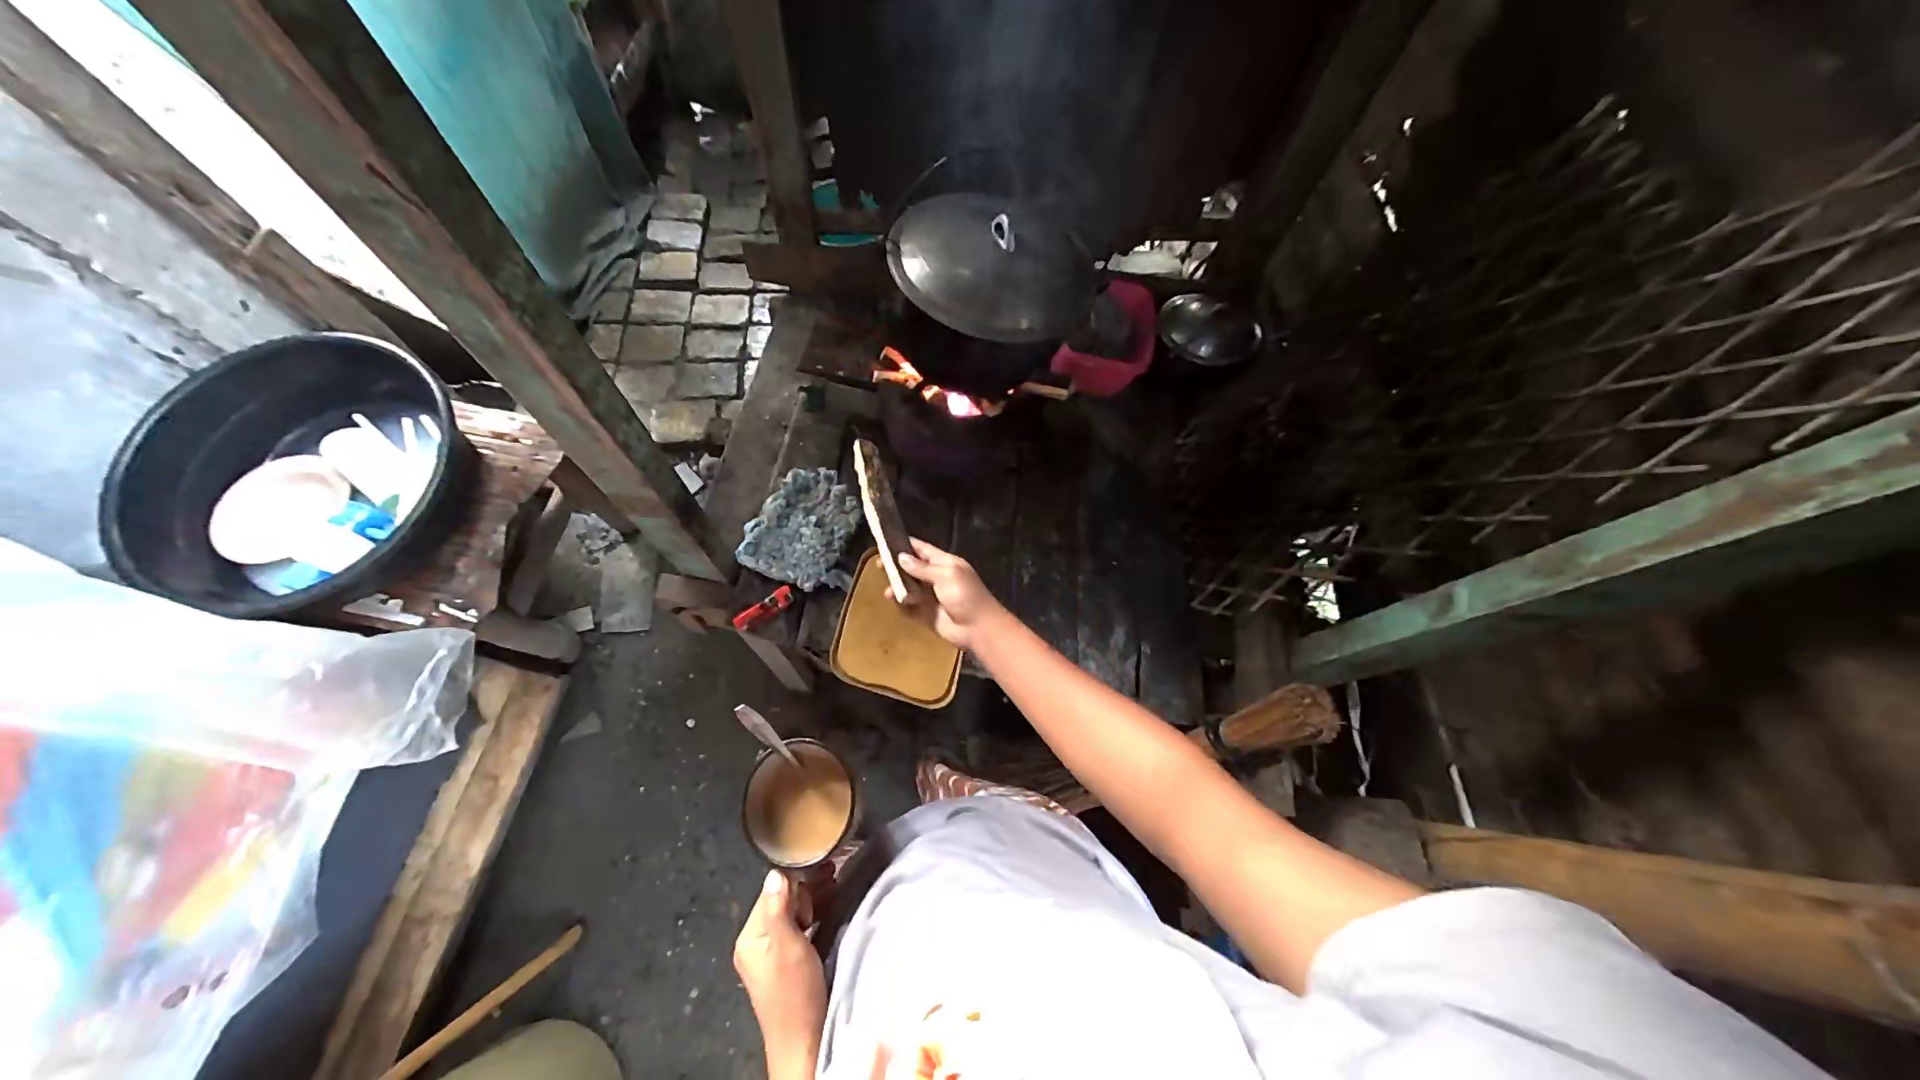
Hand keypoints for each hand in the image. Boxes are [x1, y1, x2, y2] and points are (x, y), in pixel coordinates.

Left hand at [734, 870, 826, 1079]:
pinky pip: (800, 929)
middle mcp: (756, 943)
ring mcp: (771, 955)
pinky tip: (831, 909)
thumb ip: (779, 909)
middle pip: (782, 901)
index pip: (771, 892)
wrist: (804, 1045)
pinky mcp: (787, 964)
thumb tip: (775, 872)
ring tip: (836, 884)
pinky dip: (814, 917)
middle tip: (834, 874)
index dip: (796, 879)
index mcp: (750, 937)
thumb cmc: (796, 996)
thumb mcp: (788, 947)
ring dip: (813, 900)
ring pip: (793, 914)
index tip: (823, 866)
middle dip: (808, 888)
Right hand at [896, 538, 1006, 649]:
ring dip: (898, 587)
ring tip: (889, 592)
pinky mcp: (927, 613)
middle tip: (880, 567)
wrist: (978, 628)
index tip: (885, 543)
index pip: (922, 550)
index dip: (905, 545)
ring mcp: (932, 596)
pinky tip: (895, 603)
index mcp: (945, 563)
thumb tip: (901, 557)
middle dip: (897, 567)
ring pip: (909, 587)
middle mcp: (937, 577)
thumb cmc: (965, 596)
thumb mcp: (945, 575)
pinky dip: (902, 605)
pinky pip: (910, 606)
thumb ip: (922, 568)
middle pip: (912, 568)